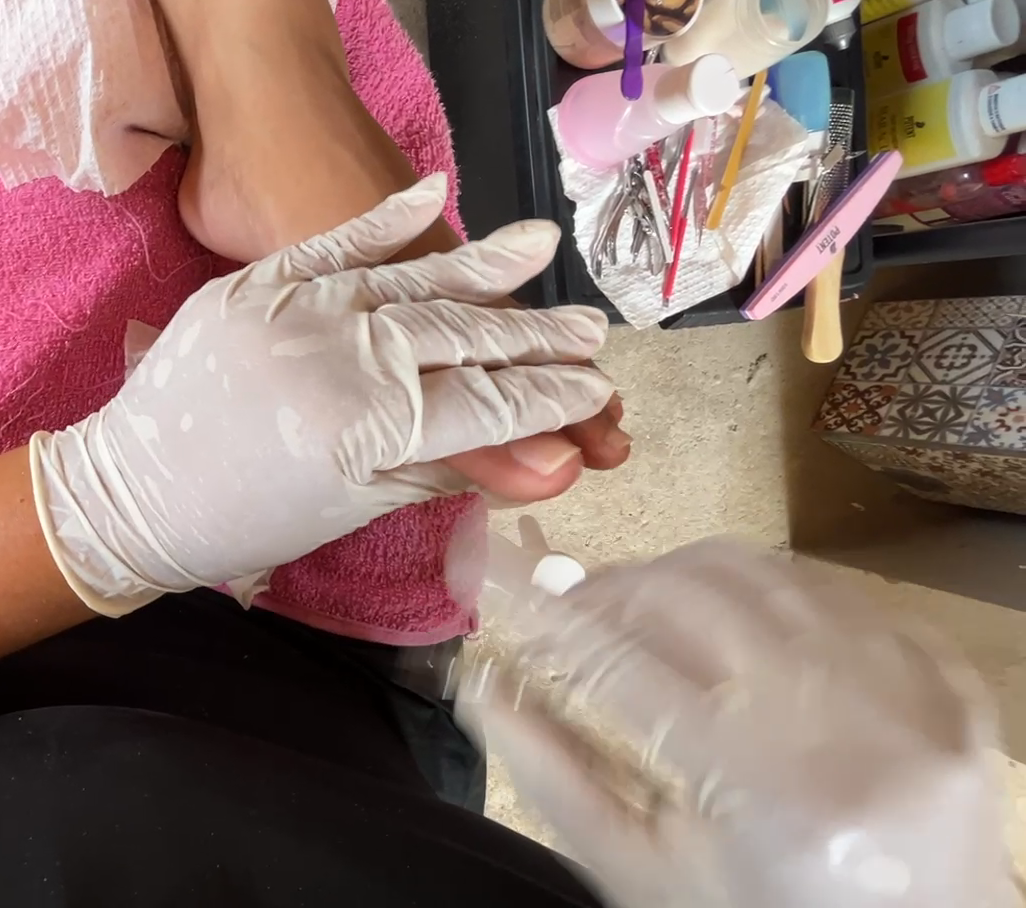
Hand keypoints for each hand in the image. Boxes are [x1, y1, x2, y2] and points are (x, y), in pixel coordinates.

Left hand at [29, 175, 616, 614]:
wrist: (132, 488)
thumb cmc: (239, 520)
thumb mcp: (346, 508)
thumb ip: (443, 470)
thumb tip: (551, 464)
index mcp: (365, 431)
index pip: (485, 406)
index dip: (548, 400)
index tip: (595, 393)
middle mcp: (337, 359)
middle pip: (457, 339)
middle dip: (530, 338)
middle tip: (590, 334)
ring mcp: (293, 311)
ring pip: (406, 284)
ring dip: (479, 266)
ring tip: (542, 247)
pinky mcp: (252, 285)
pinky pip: (329, 246)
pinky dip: (380, 218)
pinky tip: (435, 193)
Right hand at [464, 539, 1017, 907]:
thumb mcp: (639, 871)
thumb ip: (550, 774)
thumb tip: (478, 686)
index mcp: (770, 794)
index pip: (614, 661)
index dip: (534, 604)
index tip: (480, 561)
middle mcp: (855, 736)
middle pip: (687, 595)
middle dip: (602, 591)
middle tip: (566, 614)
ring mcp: (919, 709)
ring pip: (761, 573)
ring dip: (675, 576)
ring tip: (639, 609)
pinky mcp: (954, 698)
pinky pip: (838, 597)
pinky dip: (762, 589)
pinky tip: (728, 618)